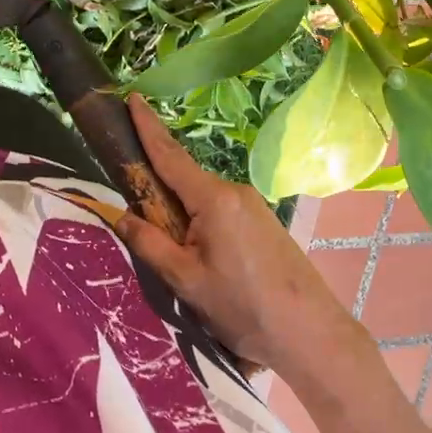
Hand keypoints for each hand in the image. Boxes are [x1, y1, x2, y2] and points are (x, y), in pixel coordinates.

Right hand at [113, 95, 370, 378]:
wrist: (311, 335)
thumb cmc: (244, 308)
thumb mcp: (186, 281)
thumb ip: (150, 244)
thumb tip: (120, 216)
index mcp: (213, 199)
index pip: (169, 155)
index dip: (147, 126)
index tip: (132, 96)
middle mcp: (234, 192)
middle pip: (183, 179)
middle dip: (157, 190)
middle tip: (137, 219)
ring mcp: (253, 206)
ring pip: (201, 200)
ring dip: (181, 215)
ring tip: (176, 259)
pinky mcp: (263, 223)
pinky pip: (219, 212)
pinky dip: (200, 223)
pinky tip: (202, 261)